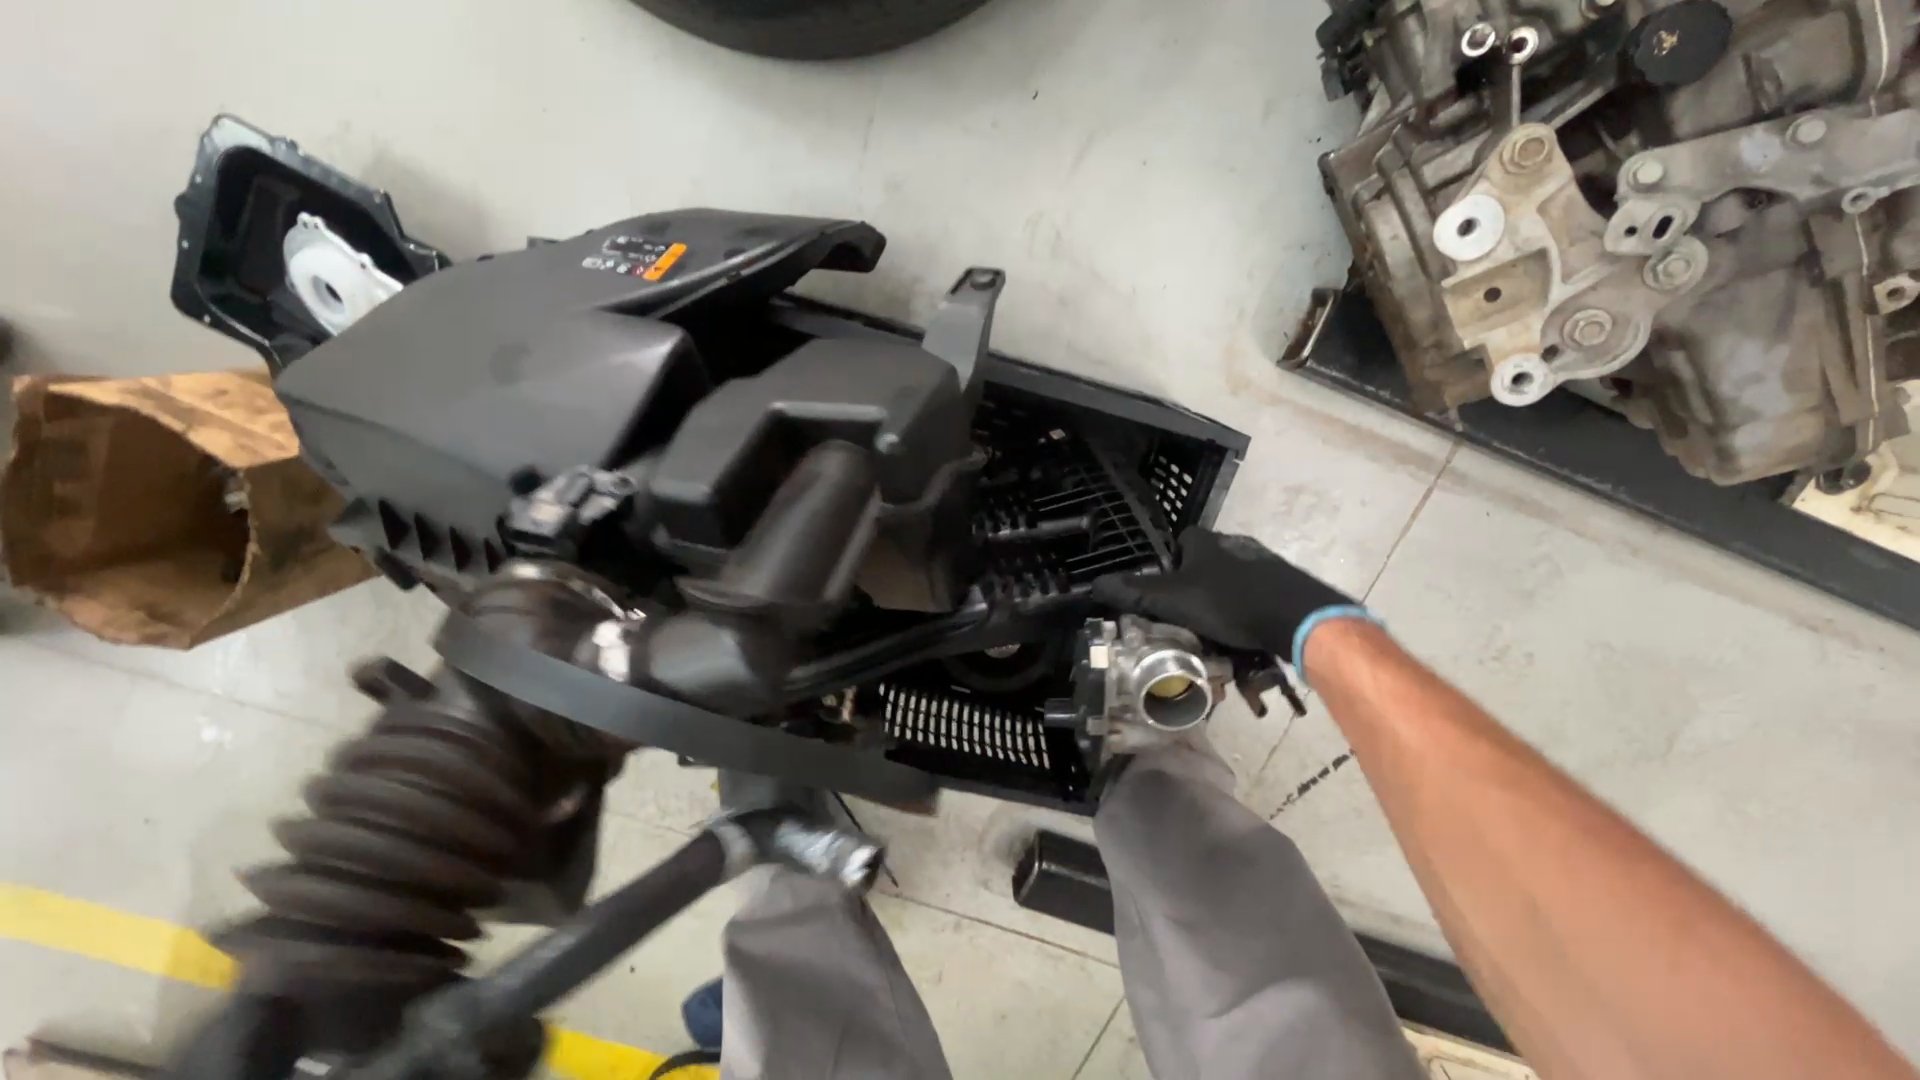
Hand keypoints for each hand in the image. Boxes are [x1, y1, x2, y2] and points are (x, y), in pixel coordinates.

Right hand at [1090, 529, 1357, 660]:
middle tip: (1184, 616)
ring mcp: (1264, 565)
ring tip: (1212, 631)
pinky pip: (1255, 598)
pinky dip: (1246, 613)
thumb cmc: (1229, 602)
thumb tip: (1096, 584)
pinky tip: (1243, 636)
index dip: (1169, 562)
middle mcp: (1235, 545)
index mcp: (1206, 542)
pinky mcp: (1285, 586)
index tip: (1162, 590)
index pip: (1181, 541)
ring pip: (1231, 582)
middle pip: (1206, 563)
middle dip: (1195, 586)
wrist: (1297, 617)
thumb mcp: (1173, 600)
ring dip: (1221, 602)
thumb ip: (1136, 593)